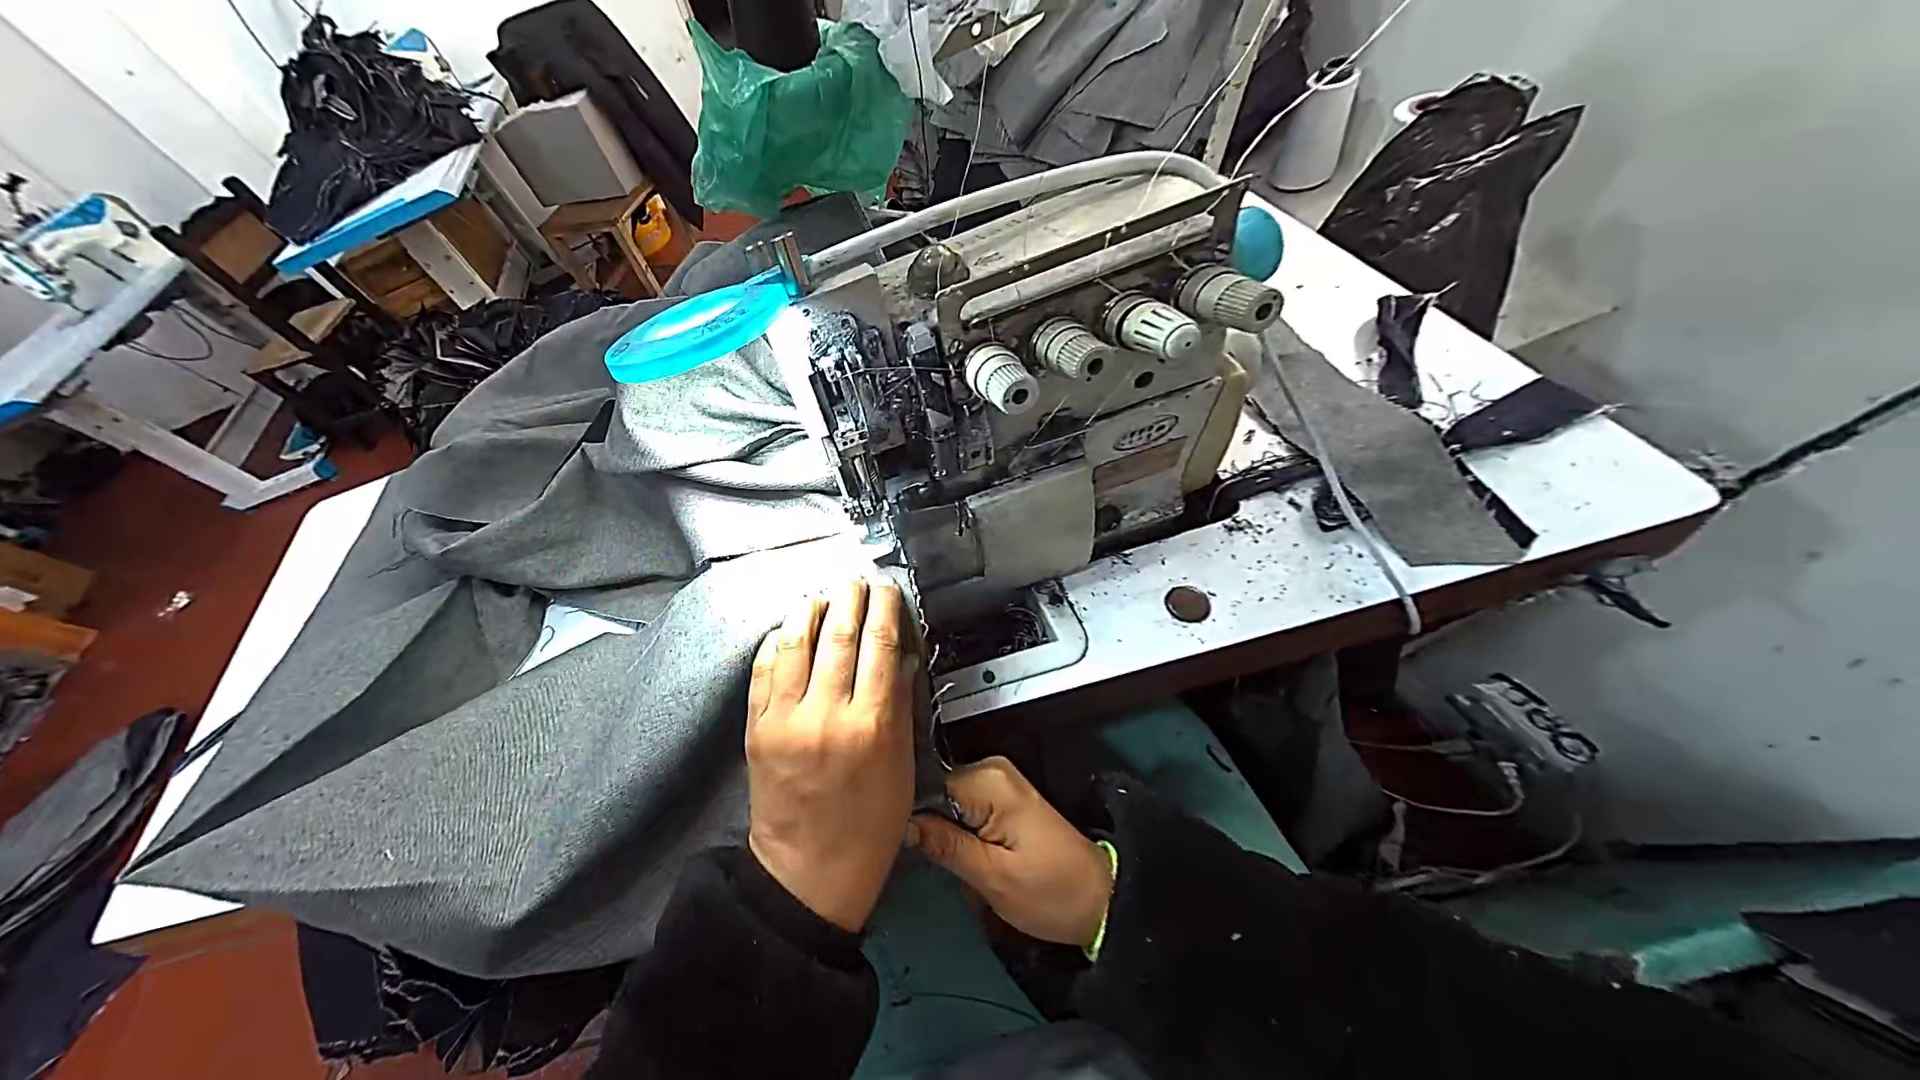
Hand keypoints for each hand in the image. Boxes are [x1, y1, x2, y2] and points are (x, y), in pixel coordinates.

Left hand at [747, 579, 917, 931]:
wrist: (807, 873)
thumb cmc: (867, 828)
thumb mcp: (899, 768)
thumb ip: (899, 707)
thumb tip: (900, 659)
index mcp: (870, 725)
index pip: (880, 646)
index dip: (885, 609)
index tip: (887, 590)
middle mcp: (825, 715)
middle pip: (839, 637)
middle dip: (850, 599)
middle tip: (856, 580)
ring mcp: (784, 720)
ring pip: (796, 645)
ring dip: (809, 611)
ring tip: (820, 594)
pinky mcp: (755, 729)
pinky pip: (763, 672)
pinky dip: (776, 644)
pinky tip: (786, 630)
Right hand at [908, 757, 1112, 947]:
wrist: (1098, 898)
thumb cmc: (1052, 891)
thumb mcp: (992, 876)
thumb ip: (944, 845)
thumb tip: (901, 824)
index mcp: (988, 780)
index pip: (926, 784)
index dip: (908, 815)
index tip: (898, 844)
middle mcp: (991, 770)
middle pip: (933, 790)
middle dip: (925, 826)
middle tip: (930, 862)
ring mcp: (997, 782)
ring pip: (943, 802)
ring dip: (940, 833)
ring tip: (946, 863)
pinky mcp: (1000, 797)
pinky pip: (961, 807)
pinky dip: (955, 832)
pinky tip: (961, 856)